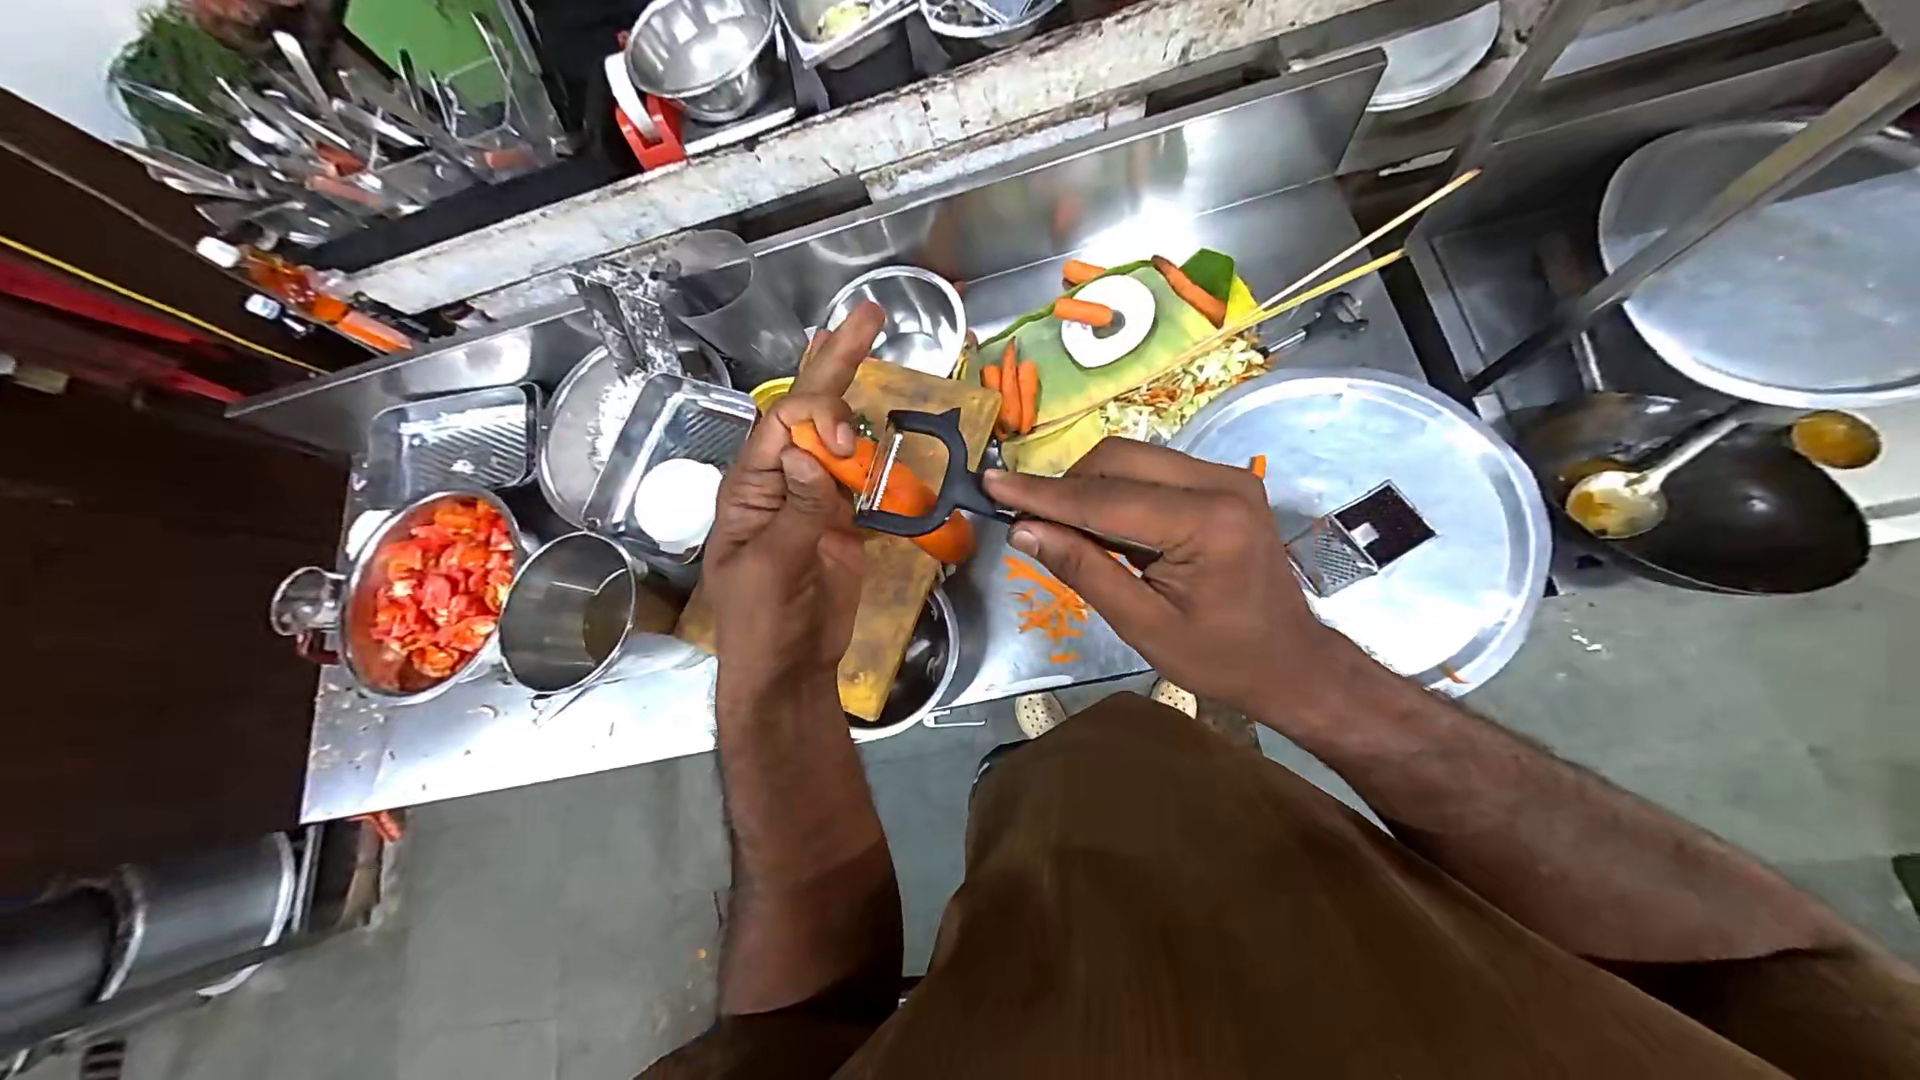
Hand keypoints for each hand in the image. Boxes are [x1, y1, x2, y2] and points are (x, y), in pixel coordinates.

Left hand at [705, 303, 883, 695]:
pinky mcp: (845, 524)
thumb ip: (796, 510)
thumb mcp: (771, 567)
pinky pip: (864, 482)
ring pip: (839, 442)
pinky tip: (881, 430)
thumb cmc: (762, 622)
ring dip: (855, 400)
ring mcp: (816, 502)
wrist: (790, 668)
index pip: (782, 425)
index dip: (816, 415)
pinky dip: (880, 458)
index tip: (845, 440)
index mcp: (750, 487)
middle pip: (808, 413)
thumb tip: (809, 451)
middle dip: (835, 365)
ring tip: (865, 342)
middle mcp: (782, 483)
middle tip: (866, 317)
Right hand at [982, 438, 1373, 724]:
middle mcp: (1221, 482)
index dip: (1041, 493)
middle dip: (1066, 487)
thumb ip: (1082, 569)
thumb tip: (1023, 528)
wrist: (1292, 661)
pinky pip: (1152, 470)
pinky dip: (1117, 491)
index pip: (1104, 498)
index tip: (992, 483)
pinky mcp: (1224, 482)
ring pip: (1133, 458)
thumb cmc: (1220, 657)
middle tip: (1034, 524)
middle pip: (1117, 459)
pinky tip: (1106, 527)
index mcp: (1206, 523)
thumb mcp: (1143, 625)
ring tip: (1069, 530)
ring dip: (1090, 487)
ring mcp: (1227, 476)